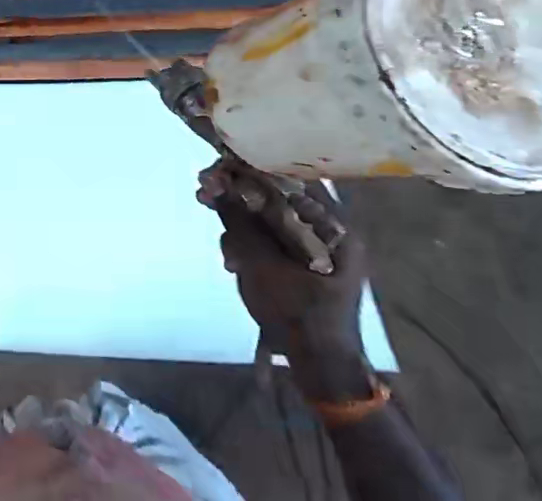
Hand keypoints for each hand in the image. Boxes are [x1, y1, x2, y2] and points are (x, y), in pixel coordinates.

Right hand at [199, 162, 375, 399]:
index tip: (219, 168)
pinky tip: (233, 261)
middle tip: (205, 195)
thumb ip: (240, 223)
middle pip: (277, 199)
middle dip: (239, 200)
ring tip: (223, 246)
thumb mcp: (263, 266)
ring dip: (241, 227)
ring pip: (270, 222)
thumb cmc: (299, 316)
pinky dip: (250, 247)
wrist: (322, 373)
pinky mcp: (304, 267)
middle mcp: (331, 231)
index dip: (252, 171)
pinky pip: (272, 243)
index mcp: (335, 225)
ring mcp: (318, 250)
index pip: (291, 179)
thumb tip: (217, 183)